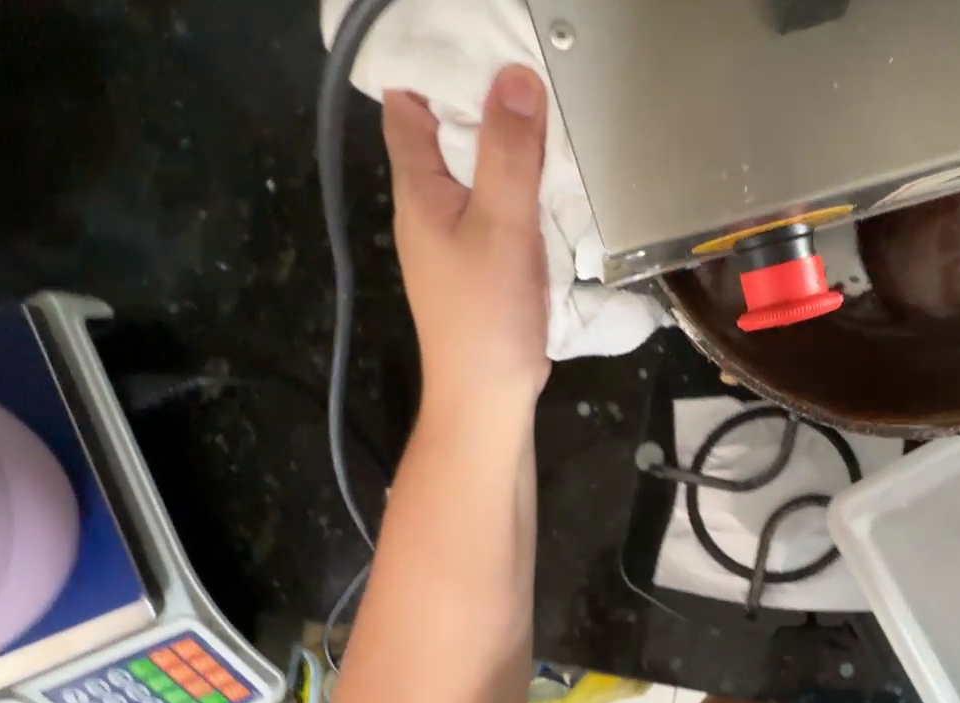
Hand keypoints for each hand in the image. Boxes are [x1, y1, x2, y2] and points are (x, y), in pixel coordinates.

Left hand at [382, 66, 551, 410]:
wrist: (487, 395)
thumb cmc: (486, 314)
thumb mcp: (501, 226)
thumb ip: (509, 154)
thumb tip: (516, 76)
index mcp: (417, 190)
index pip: (407, 106)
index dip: (436, 71)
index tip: (485, 51)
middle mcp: (428, 209)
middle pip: (447, 137)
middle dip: (484, 106)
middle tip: (535, 81)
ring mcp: (454, 241)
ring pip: (476, 177)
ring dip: (508, 152)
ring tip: (552, 126)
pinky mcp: (483, 267)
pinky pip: (498, 211)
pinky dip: (520, 193)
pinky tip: (552, 192)